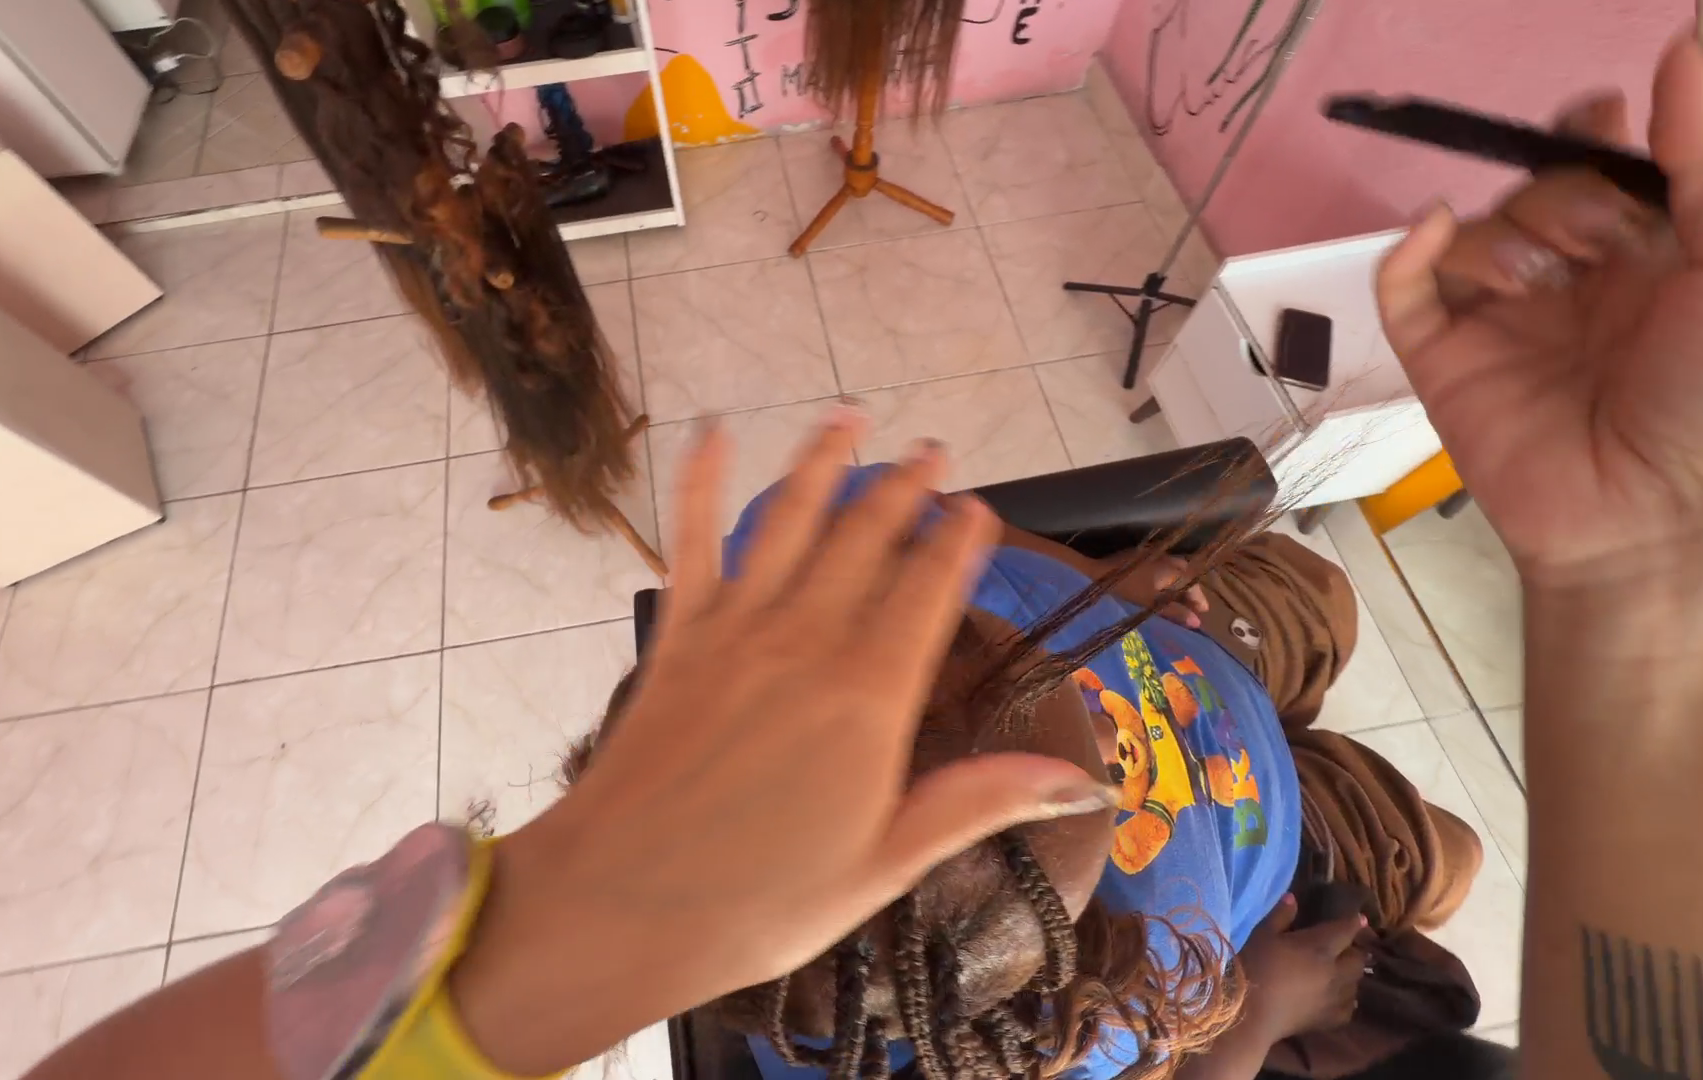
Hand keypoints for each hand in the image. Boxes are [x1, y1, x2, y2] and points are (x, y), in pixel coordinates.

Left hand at [449, 409, 1113, 1075]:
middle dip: (904, 487)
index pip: (928, 591)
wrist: (622, 898)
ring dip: (824, 462)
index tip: (974, 506)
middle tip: (930, 452)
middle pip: (867, 538)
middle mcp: (808, 638)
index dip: (955, 542)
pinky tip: (713, 433)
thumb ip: (977, 801)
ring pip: (791, 519)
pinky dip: (702, 482)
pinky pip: (693, 538)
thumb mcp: (885, 864)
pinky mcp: (680, 629)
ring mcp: (738, 624)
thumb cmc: (761, 898)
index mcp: (870, 696)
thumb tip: (1080, 780)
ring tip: (851, 416)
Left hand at [1113, 554, 1208, 628]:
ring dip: (1178, 582)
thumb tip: (1197, 622)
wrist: (1096, 570)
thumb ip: (1175, 611)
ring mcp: (1152, 553)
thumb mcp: (1151, 602)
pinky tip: (1160, 586)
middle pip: (1186, 573)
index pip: (1193, 583)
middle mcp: (1166, 557)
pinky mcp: (1139, 554)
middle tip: (1191, 605)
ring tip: (1178, 599)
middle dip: (1190, 589)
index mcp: (1172, 568)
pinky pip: (1161, 565)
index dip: (1198, 598)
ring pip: (1174, 568)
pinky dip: (1166, 576)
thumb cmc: (1125, 587)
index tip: (1202, 611)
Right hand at [1236, 894, 1366, 1042]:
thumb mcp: (1263, 933)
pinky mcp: (1336, 1018)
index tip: (1362, 918)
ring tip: (1339, 970)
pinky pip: (1351, 1004)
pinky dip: (1346, 995)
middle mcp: (1336, 972)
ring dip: (1350, 973)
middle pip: (1358, 959)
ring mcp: (1339, 997)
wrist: (1255, 1008)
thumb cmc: (1256, 963)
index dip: (1354, 923)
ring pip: (1356, 983)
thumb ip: (1281, 915)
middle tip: (1345, 947)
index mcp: (1318, 947)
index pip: (1344, 932)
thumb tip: (1293, 898)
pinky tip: (1335, 994)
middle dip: (1355, 951)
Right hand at [1376, 34, 1702, 585]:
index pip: (1619, 160)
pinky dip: (1406, 252)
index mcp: (1666, 247)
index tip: (1618, 128)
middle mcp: (1581, 272)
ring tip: (1545, 287)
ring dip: (1508, 236)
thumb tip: (1692, 29)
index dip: (1609, 131)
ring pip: (1474, 230)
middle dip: (1567, 190)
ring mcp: (1502, 315)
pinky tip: (1431, 235)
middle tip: (1609, 239)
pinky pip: (1400, 288)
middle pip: (1540, 187)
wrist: (1648, 509)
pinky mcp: (1440, 354)